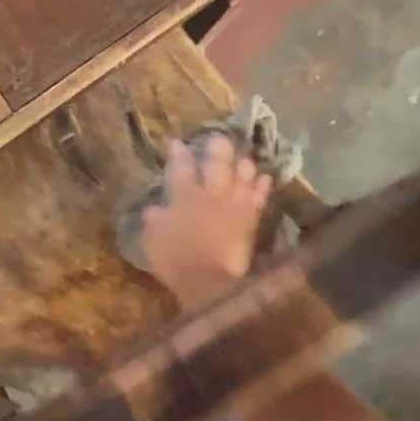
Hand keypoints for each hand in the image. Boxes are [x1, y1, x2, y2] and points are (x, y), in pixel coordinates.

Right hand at [141, 135, 272, 310]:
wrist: (208, 283)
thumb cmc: (175, 262)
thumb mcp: (154, 242)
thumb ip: (155, 223)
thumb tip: (153, 208)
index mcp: (185, 200)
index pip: (182, 170)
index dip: (180, 155)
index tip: (178, 142)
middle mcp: (210, 198)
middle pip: (217, 168)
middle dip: (218, 151)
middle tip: (220, 137)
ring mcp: (232, 209)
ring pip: (241, 181)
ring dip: (244, 167)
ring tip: (246, 157)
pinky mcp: (248, 223)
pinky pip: (257, 201)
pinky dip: (262, 189)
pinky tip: (267, 178)